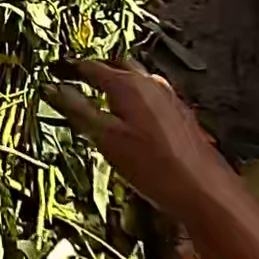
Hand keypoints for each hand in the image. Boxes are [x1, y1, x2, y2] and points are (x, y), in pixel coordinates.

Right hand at [46, 58, 236, 220]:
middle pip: (115, 64)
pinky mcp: (181, 113)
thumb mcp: (106, 138)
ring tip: (101, 93)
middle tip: (76, 77)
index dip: (70, 68)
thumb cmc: (153, 166)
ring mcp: (168, 96)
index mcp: (126, 83)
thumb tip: (51, 88)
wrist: (208, 194)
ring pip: (135, 77)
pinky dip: (134, 94)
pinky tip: (132, 114)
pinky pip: (150, 92)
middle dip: (94, 69)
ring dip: (116, 80)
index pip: (90, 67)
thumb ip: (77, 109)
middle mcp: (148, 82)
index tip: (55, 70)